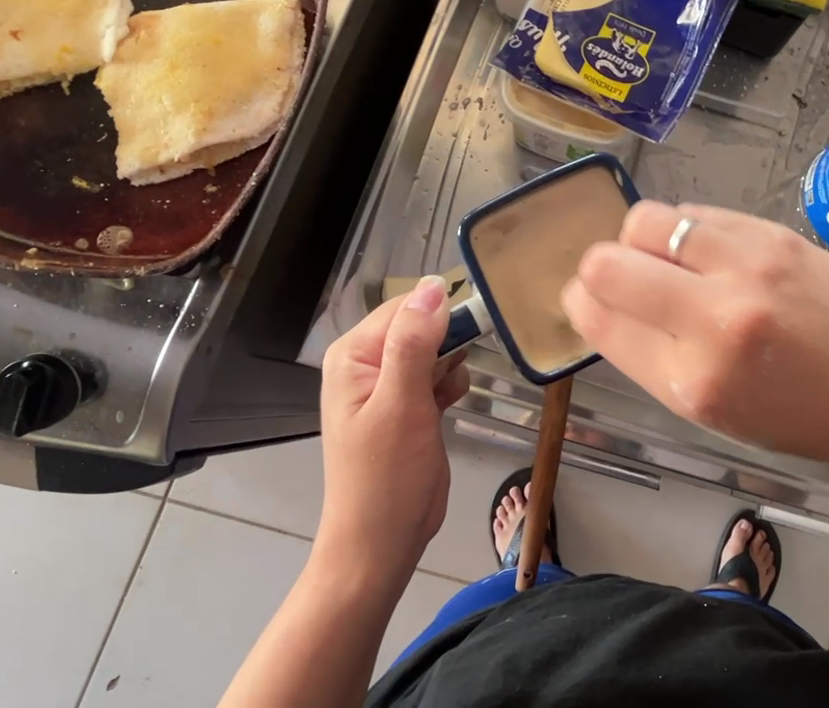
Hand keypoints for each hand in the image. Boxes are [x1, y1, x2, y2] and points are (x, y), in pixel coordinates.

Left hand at [317, 275, 470, 581]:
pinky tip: (451, 402)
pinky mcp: (409, 406)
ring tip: (448, 394)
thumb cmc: (386, 477)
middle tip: (458, 371)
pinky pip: (438, 374)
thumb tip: (434, 285)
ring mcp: (388, 385)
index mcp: (354, 355)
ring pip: (434, 348)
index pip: (404, 307)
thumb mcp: (401, 404)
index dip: (440, 312)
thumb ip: (414, 343)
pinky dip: (451, 383)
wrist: (383, 543)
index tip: (475, 328)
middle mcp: (368, 363)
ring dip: (451, 363)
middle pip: (420, 324)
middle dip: (447, 340)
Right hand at [560, 202, 828, 472]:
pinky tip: (704, 253)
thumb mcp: (715, 411)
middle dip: (595, 269)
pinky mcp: (774, 233)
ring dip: (638, 240)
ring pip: (645, 220)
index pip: (598, 319)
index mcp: (694, 381)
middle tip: (617, 279)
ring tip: (663, 261)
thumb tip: (602, 300)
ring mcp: (747, 265)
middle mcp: (715, 317)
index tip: (585, 299)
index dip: (578, 303)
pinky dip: (683, 230)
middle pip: (606, 262)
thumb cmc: (802, 418)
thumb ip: (652, 354)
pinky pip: (694, 212)